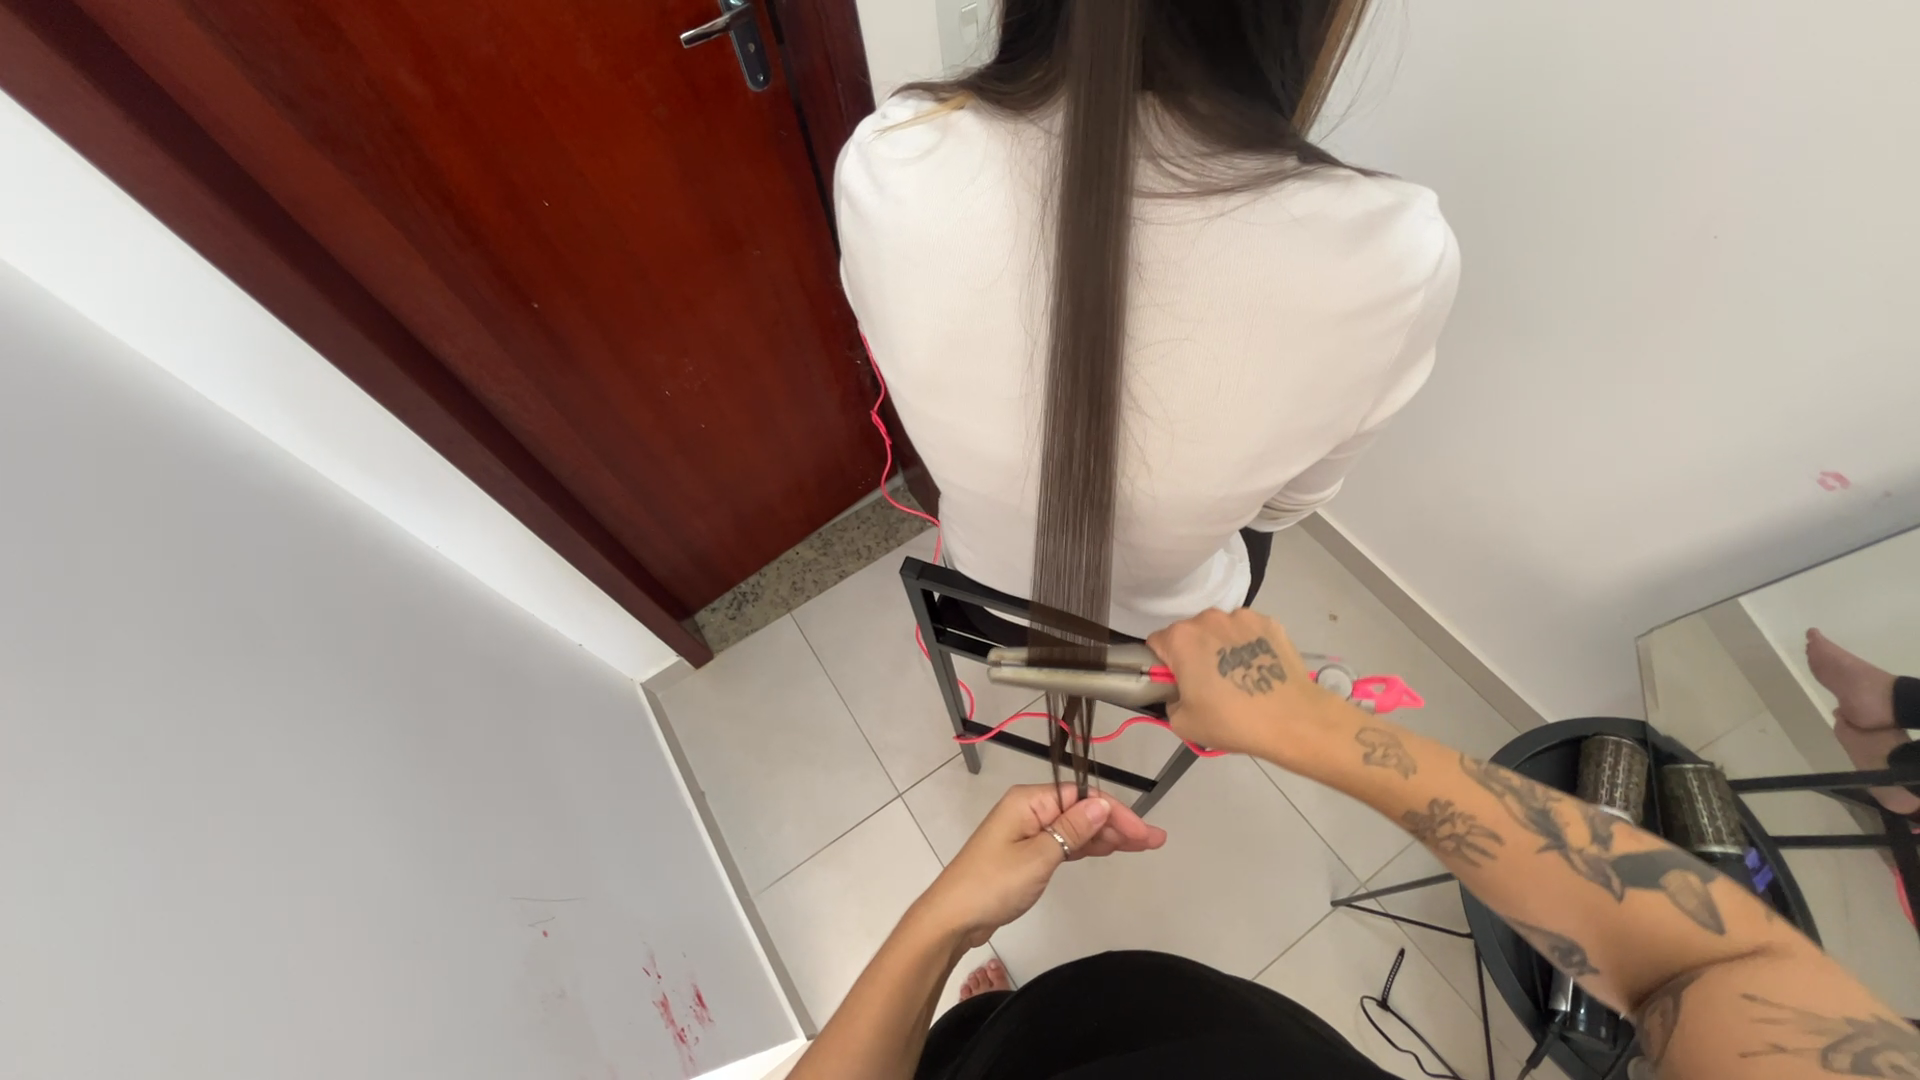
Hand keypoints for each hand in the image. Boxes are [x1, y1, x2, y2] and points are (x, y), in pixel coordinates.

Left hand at [911, 784, 1165, 947]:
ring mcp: (1028, 832)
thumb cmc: (993, 883)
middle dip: (1117, 823)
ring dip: (1106, 835)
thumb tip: (1102, 804)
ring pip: (1075, 827)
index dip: (1115, 812)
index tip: (1144, 833)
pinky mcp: (1027, 853)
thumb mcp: (1039, 856)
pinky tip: (1108, 850)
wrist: (954, 917)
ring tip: (1141, 846)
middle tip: (1154, 841)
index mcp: (1029, 801)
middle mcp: (1030, 810)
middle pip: (1081, 809)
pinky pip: (1064, 842)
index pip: (1082, 797)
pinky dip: (1087, 847)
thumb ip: (1072, 830)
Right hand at [1147, 609, 1359, 762]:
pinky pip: (1248, 632)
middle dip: (1193, 653)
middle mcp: (1208, 618)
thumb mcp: (1183, 723)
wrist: (1294, 720)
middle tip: (1208, 684)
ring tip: (1239, 677)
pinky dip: (1249, 645)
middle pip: (1189, 633)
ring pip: (1220, 630)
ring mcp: (1242, 617)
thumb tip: (1180, 692)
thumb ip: (1170, 701)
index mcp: (1181, 638)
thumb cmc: (1232, 721)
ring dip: (1221, 646)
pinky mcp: (1270, 623)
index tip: (1177, 683)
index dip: (1163, 664)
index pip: (1156, 643)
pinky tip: (1259, 670)